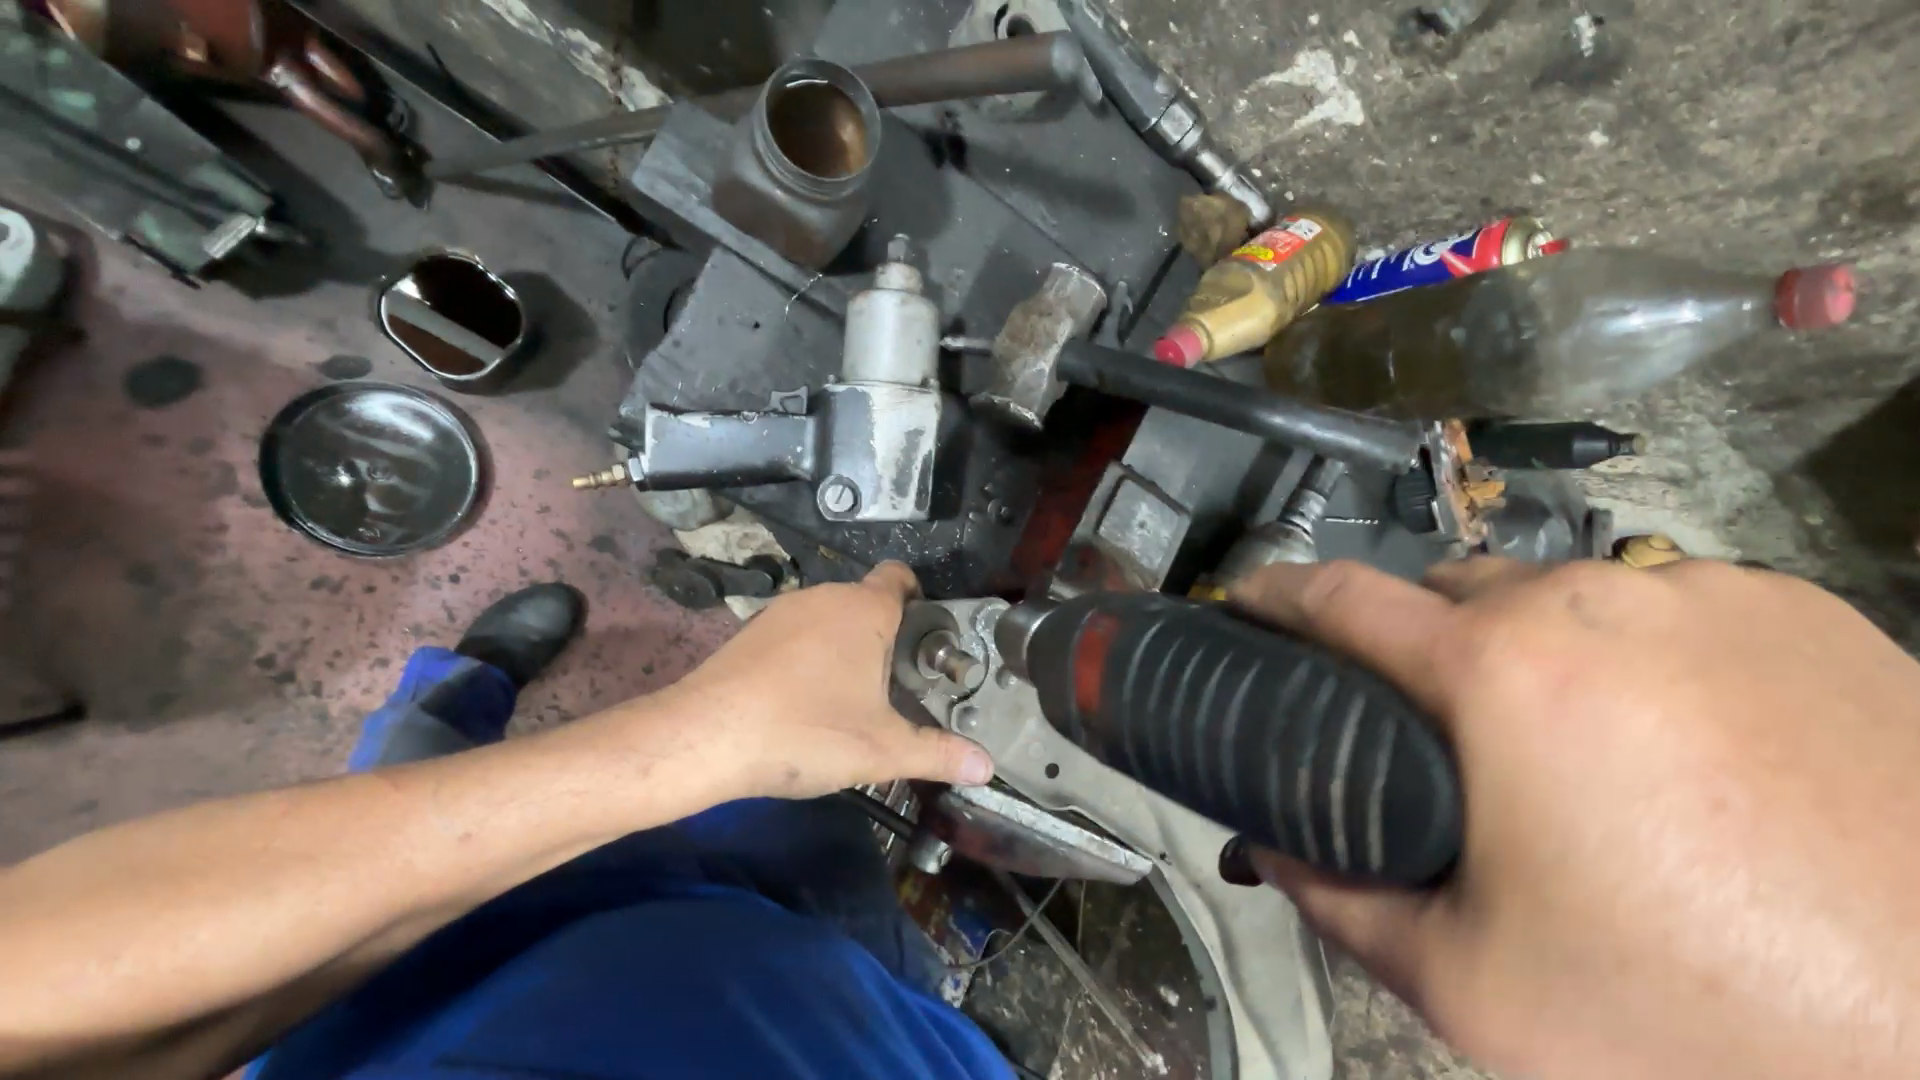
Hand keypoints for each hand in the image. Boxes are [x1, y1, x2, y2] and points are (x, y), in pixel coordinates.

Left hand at [650, 562, 993, 800]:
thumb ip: (938, 753)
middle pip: (868, 602)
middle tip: (900, 685)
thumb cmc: (806, 729)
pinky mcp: (750, 633)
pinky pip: (796, 636)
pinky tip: (804, 702)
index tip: (930, 637)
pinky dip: (809, 658)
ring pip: (830, 620)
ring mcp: (782, 611)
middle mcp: (824, 596)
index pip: (901, 577)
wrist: (705, 736)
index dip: (921, 598)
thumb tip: (987, 766)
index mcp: (864, 609)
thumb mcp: (882, 749)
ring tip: (853, 699)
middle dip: (886, 636)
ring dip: (845, 649)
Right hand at [1231, 558, 1919, 1079]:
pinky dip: (1627, 651)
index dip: (1276, 595)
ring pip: (1555, 595)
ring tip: (1558, 743)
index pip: (1340, 598)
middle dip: (1409, 640)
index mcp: (1498, 670)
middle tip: (1421, 723)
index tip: (1244, 603)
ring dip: (1521, 645)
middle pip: (1446, 590)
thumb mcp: (1473, 985)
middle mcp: (1591, 598)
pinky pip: (1661, 608)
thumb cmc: (1697, 1014)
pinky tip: (1673, 737)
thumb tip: (1266, 845)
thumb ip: (1339, 902)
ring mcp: (1707, 593)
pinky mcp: (1806, 611)